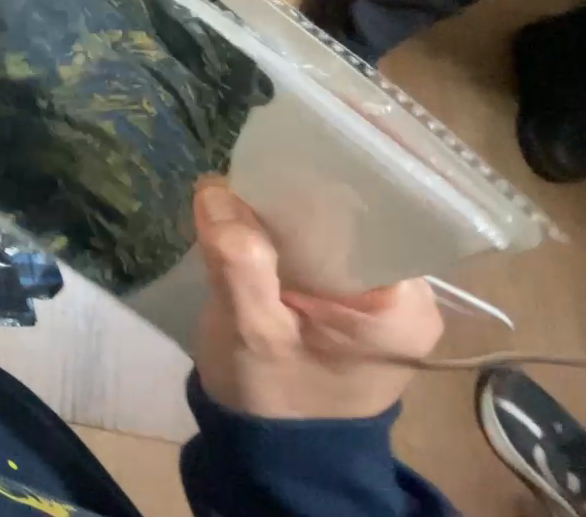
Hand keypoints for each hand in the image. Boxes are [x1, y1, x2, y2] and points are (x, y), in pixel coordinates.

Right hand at [192, 179, 443, 419]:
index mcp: (401, 304)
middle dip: (284, 203)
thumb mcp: (250, 329)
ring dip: (270, 219)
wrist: (271, 445)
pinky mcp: (335, 298)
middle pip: (341, 223)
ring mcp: (367, 296)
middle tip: (230, 189)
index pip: (368, 220)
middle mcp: (398, 293)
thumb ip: (238, 262)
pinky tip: (236, 233)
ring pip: (317, 233)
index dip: (313, 190)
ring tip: (226, 208)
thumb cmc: (271, 391)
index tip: (261, 170)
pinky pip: (305, 249)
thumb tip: (214, 190)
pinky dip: (268, 238)